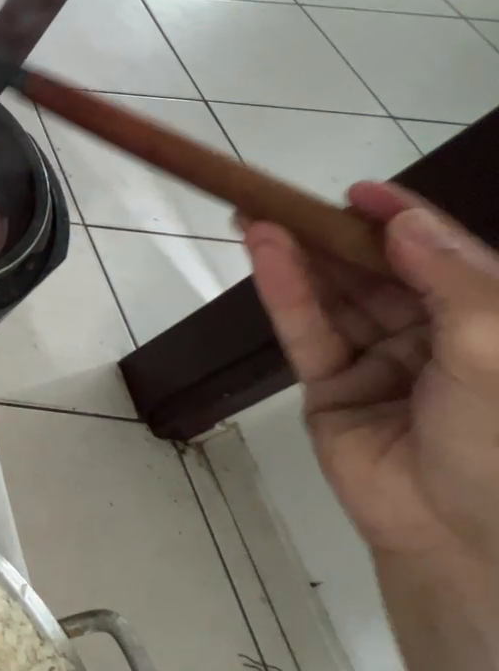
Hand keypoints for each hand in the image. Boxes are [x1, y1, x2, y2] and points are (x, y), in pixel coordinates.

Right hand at [245, 182, 498, 570]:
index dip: (407, 223)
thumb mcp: (497, 356)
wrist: (464, 541)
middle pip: (382, 274)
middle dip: (337, 235)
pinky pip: (306, 328)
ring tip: (257, 213)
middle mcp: (441, 340)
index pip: (446, 262)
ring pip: (337, 295)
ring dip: (300, 255)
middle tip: (286, 197)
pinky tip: (264, 251)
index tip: (359, 190)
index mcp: (493, 330)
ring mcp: (382, 362)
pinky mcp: (329, 384)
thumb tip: (405, 222)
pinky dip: (283, 288)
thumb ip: (455, 285)